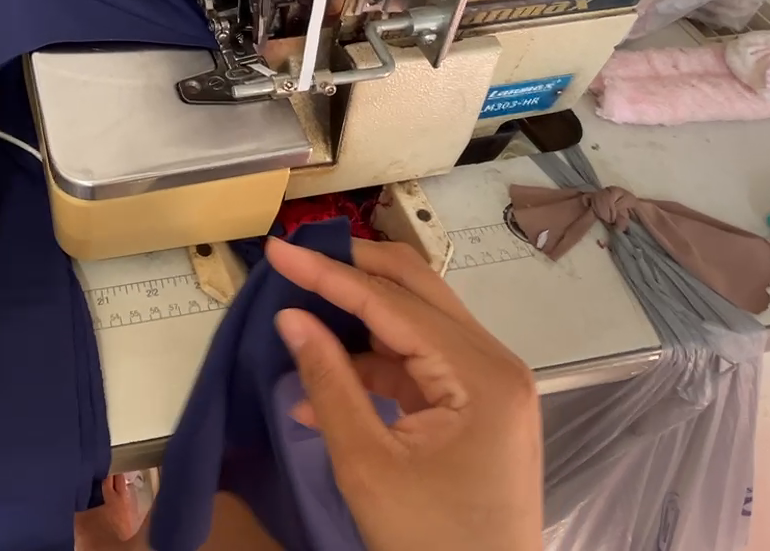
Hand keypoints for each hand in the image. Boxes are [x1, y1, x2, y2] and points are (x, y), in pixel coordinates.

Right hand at [266, 237, 542, 550]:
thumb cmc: (430, 541)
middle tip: (296, 259)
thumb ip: (327, 380)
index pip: (389, 301)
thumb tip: (288, 315)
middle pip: (414, 287)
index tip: (277, 249)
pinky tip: (323, 389)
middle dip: (350, 269)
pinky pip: (415, 357)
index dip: (326, 272)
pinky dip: (370, 362)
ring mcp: (488, 380)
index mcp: (479, 374)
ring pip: (413, 315)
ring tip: (301, 318)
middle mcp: (493, 361)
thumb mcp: (367, 463)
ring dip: (356, 316)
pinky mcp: (475, 400)